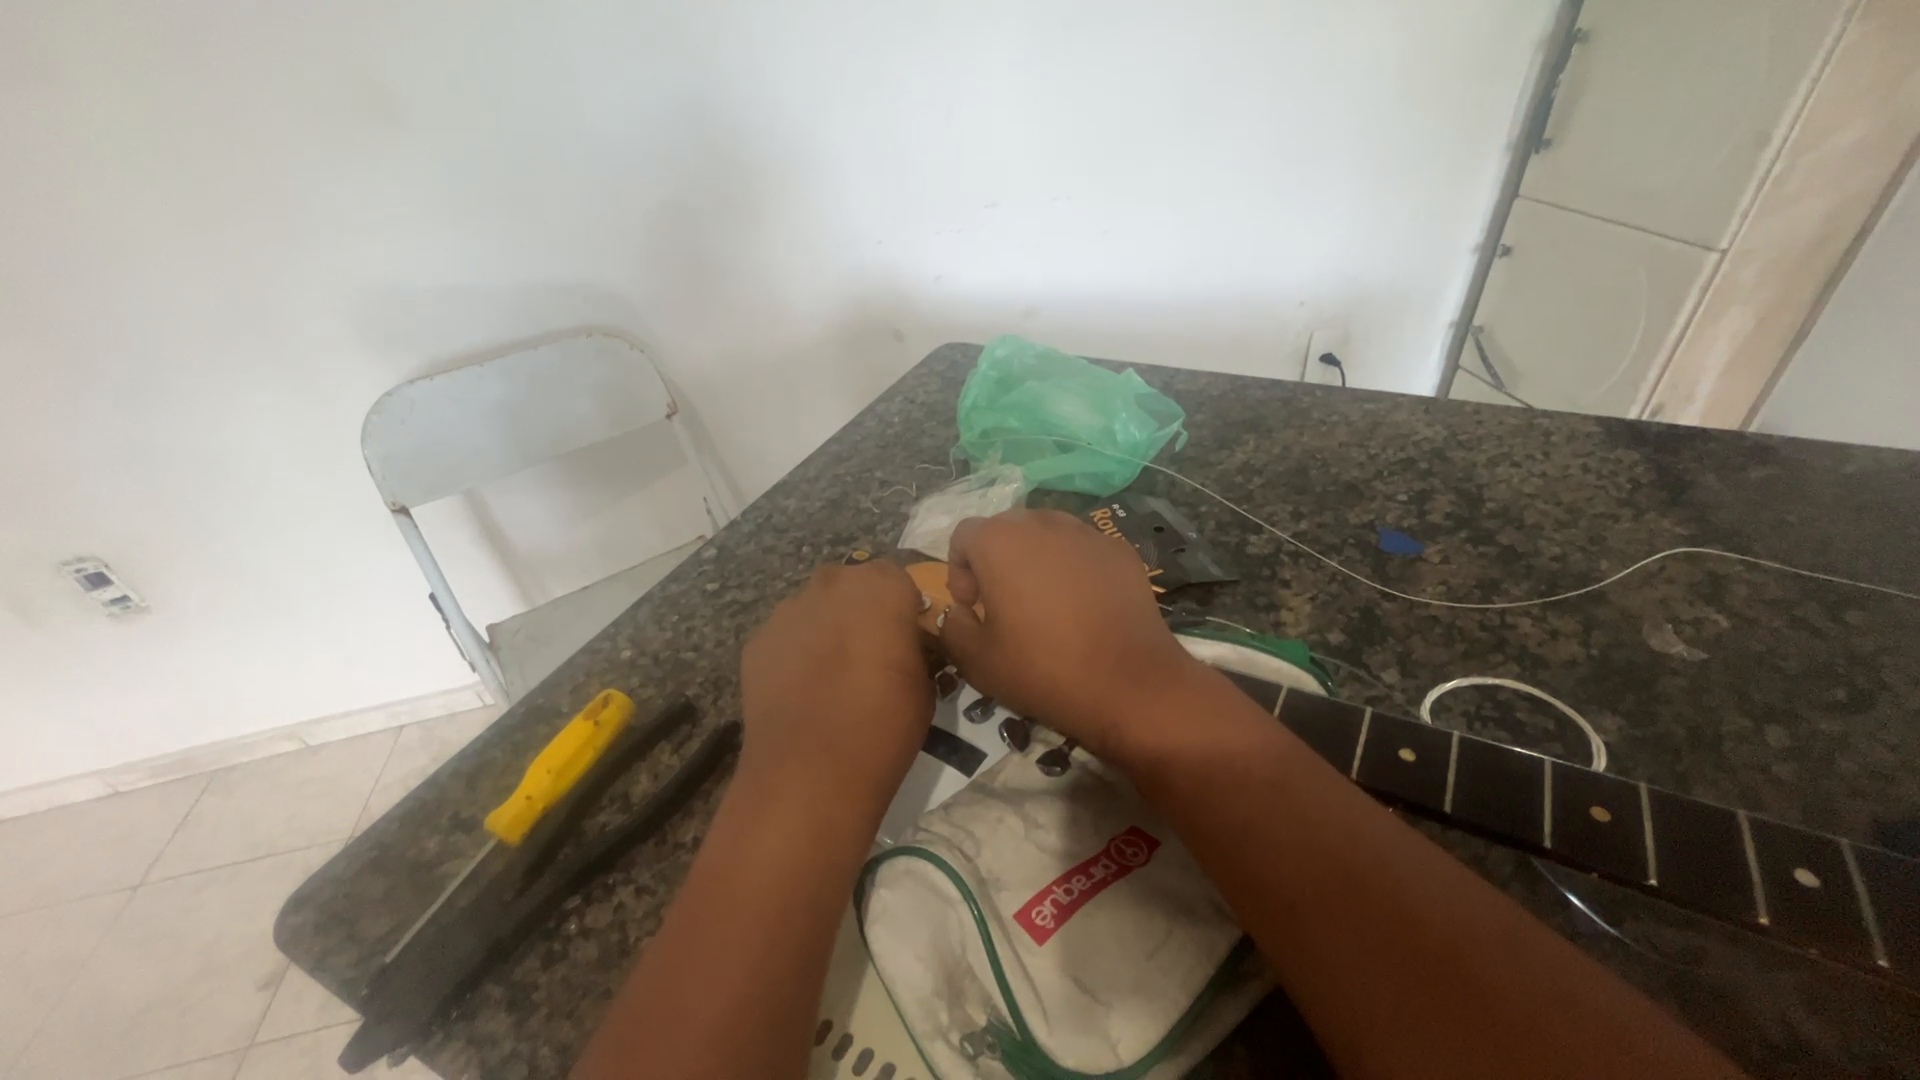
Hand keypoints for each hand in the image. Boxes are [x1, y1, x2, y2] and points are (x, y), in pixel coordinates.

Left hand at [739, 561, 933, 808]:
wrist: (810, 770)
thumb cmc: (883, 725)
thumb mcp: (925, 686)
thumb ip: (915, 651)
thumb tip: (904, 649)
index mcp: (880, 588)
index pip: (899, 580)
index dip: (904, 609)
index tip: (907, 640)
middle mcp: (831, 585)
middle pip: (851, 586)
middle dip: (862, 611)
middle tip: (871, 655)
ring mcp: (787, 611)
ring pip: (815, 609)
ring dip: (826, 629)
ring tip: (832, 677)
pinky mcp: (756, 642)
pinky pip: (786, 638)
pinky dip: (795, 654)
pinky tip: (802, 692)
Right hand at [938, 509, 1209, 759]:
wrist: (1129, 685)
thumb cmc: (1042, 669)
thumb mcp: (976, 661)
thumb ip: (952, 626)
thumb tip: (960, 611)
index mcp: (1000, 541)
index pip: (964, 535)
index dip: (959, 570)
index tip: (974, 608)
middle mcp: (1043, 523)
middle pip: (1006, 529)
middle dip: (997, 560)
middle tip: (1004, 605)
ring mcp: (1087, 534)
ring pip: (1048, 535)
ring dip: (1036, 561)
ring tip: (1045, 604)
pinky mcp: (1121, 551)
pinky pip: (1083, 550)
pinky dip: (1074, 569)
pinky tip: (1084, 608)